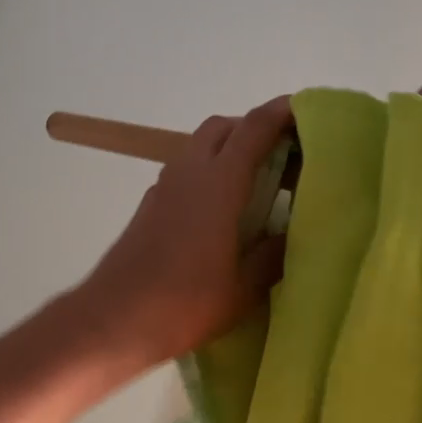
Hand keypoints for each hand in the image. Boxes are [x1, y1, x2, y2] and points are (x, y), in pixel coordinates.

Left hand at [73, 97, 293, 366]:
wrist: (116, 313)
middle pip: (223, 128)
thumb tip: (292, 231)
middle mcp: (189, 170)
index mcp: (217, 183)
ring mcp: (166, 183)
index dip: (279, 113)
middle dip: (255, 129)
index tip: (305, 108)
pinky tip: (227, 208)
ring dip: (231, 149)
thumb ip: (272, 254)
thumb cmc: (185, 302)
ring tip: (263, 182)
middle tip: (288, 154)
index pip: (252, 129)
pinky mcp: (154, 200)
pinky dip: (211, 170)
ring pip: (202, 145)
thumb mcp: (244, 289)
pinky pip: (188, 168)